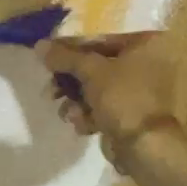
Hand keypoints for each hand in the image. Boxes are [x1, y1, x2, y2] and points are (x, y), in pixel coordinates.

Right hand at [38, 32, 182, 171]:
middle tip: (51, 90)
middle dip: (71, 81)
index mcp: (147, 44)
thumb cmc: (122, 98)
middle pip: (96, 66)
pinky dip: (89, 115)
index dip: (70, 49)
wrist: (143, 145)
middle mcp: (147, 63)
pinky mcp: (131, 114)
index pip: (100, 40)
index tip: (47, 57)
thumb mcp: (90, 71)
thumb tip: (39, 45)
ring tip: (67, 113)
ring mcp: (140, 91)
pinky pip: (103, 107)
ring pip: (96, 89)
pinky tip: (82, 124)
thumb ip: (64, 57)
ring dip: (76, 101)